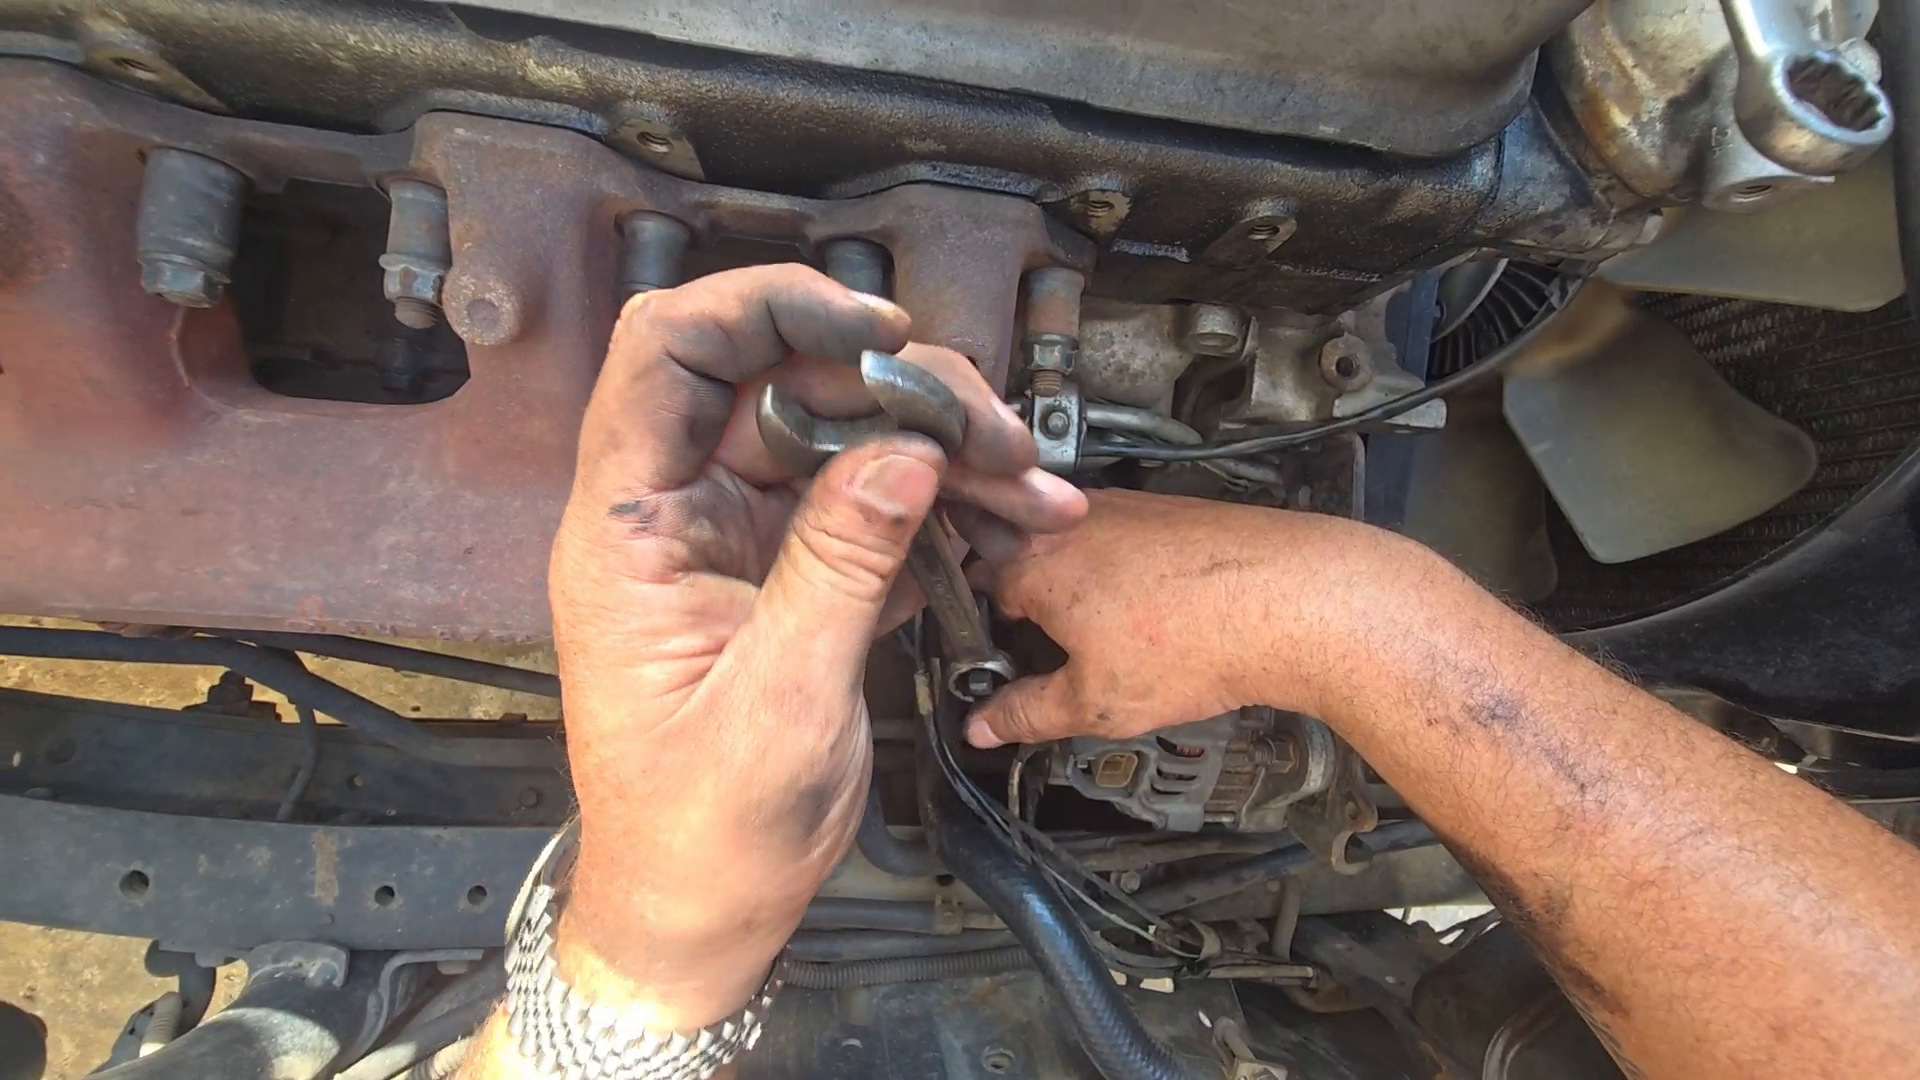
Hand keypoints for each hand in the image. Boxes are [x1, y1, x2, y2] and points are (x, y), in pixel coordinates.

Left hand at [546, 265, 1084, 1027]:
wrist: (708, 904)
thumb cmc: (705, 826)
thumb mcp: (778, 701)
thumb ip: (838, 567)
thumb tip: (908, 453)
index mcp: (634, 527)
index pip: (671, 352)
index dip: (767, 307)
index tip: (876, 326)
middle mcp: (688, 510)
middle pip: (788, 387)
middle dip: (899, 392)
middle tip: (992, 433)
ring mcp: (750, 535)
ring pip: (849, 440)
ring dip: (942, 449)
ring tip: (1027, 486)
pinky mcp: (802, 568)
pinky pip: (877, 502)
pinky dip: (945, 504)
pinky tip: (1009, 521)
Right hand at [965, 488, 1444, 748]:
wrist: (1292, 600)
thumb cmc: (1194, 642)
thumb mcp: (1096, 700)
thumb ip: (1026, 713)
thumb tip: (983, 726)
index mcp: (1036, 561)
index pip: (974, 583)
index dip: (982, 625)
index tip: (999, 653)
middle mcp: (1069, 522)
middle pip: (1020, 558)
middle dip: (1025, 603)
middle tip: (1054, 648)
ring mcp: (1118, 507)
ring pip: (1067, 546)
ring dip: (1071, 584)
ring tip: (1106, 630)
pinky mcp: (1160, 509)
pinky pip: (1113, 537)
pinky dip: (1114, 569)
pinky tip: (1146, 606)